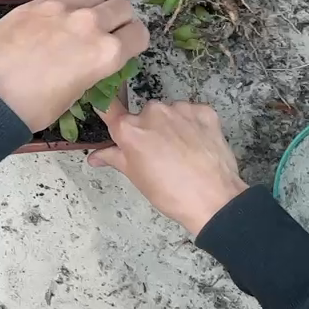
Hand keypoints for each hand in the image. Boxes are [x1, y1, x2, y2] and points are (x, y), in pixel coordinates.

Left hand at [0, 0, 150, 131]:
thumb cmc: (33, 107)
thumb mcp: (74, 95)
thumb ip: (92, 70)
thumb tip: (92, 61)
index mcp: (106, 53)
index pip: (139, 34)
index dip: (135, 42)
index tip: (127, 47)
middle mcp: (91, 24)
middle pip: (122, 8)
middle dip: (120, 20)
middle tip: (108, 32)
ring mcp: (64, 8)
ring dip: (98, 6)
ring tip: (85, 20)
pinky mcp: (39, 1)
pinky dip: (74, 0)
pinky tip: (63, 14)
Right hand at [88, 100, 248, 237]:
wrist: (214, 199)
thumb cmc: (171, 193)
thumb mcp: (136, 177)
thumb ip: (114, 158)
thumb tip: (95, 157)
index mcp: (130, 129)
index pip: (109, 109)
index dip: (108, 112)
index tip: (109, 115)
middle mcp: (153, 112)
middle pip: (144, 115)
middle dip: (148, 130)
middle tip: (157, 154)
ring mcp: (180, 109)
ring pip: (169, 113)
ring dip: (171, 126)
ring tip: (181, 152)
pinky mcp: (204, 111)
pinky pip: (192, 113)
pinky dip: (192, 125)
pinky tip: (196, 145)